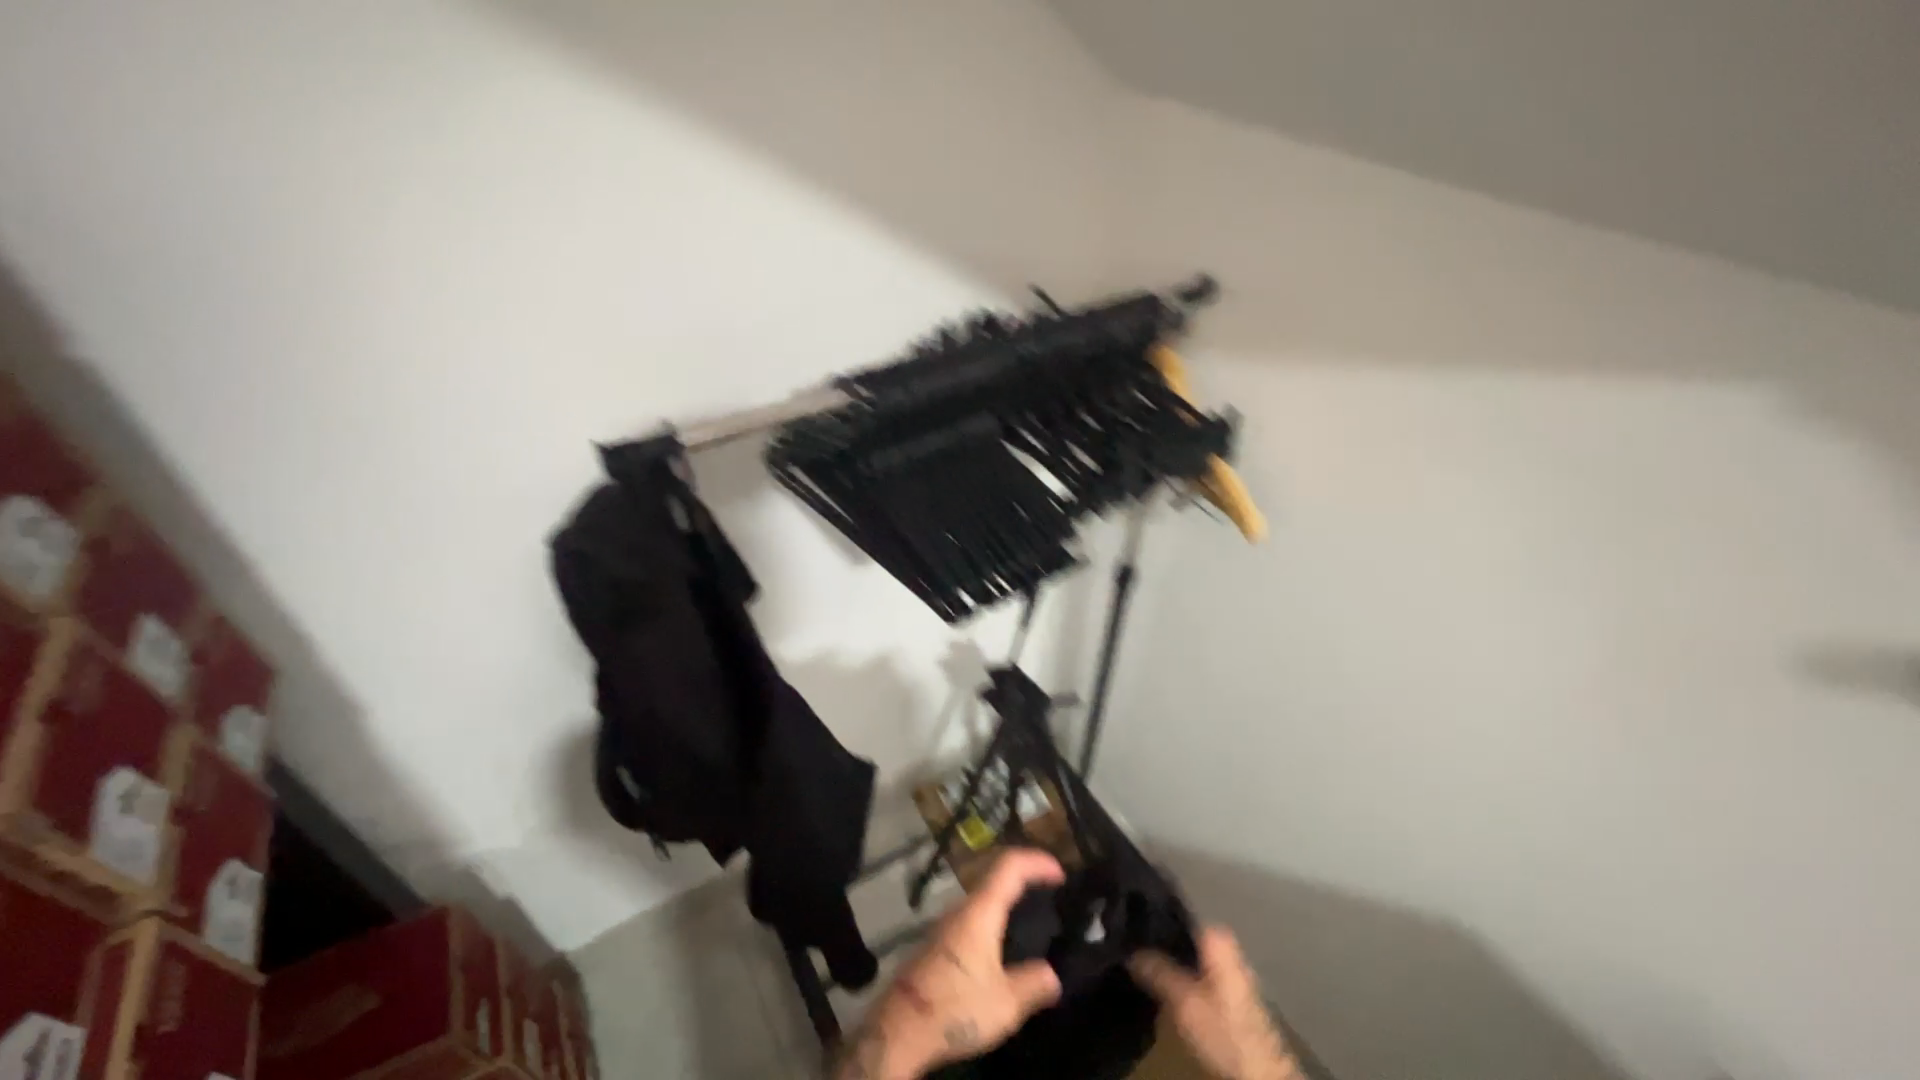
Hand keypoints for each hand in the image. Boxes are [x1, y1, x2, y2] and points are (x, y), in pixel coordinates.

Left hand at [834, 849, 1066, 1078]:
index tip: (1062, 872)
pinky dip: (993, 922)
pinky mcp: (936, 946)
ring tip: (1032, 919)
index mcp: (980, 912)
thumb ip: (1034, 984)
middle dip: (1025, 879)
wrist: (899, 1030)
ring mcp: (944, 927)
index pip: (1010, 866)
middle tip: (1051, 893)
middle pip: (994, 878)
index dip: (1037, 862)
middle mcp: (960, 910)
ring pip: (981, 901)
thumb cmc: (955, 1007)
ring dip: (1007, 902)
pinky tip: (1002, 948)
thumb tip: (1052, 976)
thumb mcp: (1006, 1003)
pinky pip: (972, 921)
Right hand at [1130, 926, 1299, 1079]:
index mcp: (1218, 939)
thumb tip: (1130, 952)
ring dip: (1167, 957)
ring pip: (1188, 952)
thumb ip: (1157, 972)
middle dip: (1159, 939)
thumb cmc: (1223, 1029)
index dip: (1153, 916)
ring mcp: (1227, 967)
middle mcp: (1225, 945)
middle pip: (1183, 933)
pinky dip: (1178, 971)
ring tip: (1137, 960)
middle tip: (1128, 943)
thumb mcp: (1183, 1001)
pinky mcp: (1225, 987)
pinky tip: (1160, 980)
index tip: (1129, 921)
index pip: (1179, 914)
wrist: (1258, 1069)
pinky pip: (1194, 968)